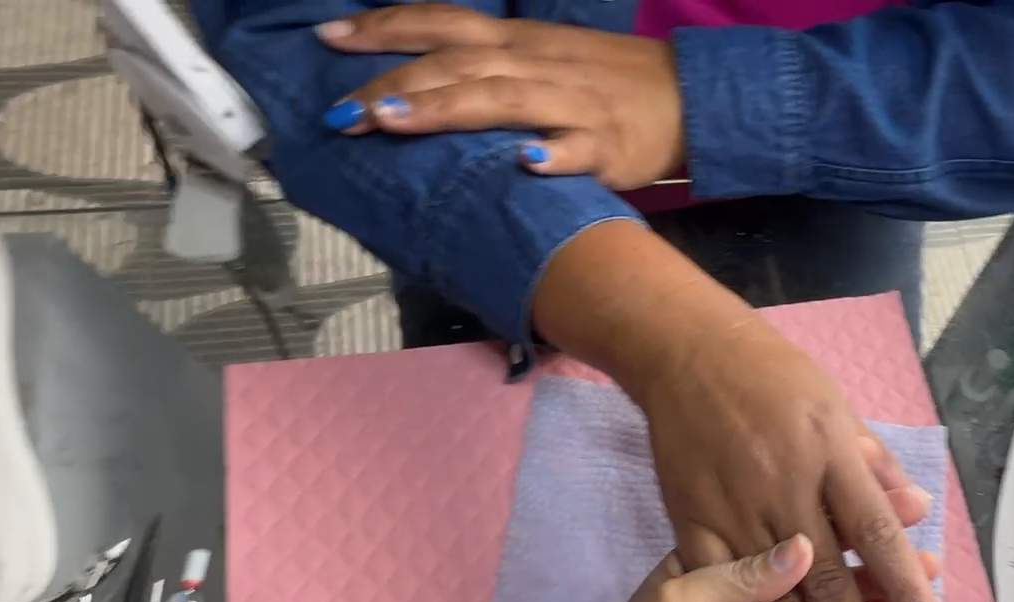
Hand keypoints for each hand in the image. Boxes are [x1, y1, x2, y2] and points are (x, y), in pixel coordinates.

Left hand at [317, 7, 683, 189]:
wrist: (684, 96)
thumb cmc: (609, 81)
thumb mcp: (547, 57)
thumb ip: (495, 67)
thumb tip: (433, 77)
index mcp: (520, 43)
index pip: (444, 26)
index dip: (386, 28)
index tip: (329, 39)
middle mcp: (538, 65)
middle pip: (458, 66)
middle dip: (395, 83)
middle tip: (342, 112)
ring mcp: (573, 105)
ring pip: (503, 100)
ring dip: (447, 108)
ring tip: (396, 123)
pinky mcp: (609, 146)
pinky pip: (580, 149)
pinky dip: (555, 154)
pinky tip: (527, 164)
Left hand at [603, 536, 943, 601]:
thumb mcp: (680, 601)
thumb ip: (742, 578)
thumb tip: (804, 551)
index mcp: (729, 546)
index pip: (798, 518)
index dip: (843, 510)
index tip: (891, 497)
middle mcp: (758, 574)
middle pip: (828, 554)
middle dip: (874, 545)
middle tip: (921, 526)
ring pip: (839, 593)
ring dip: (882, 585)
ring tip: (929, 572)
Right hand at [635, 320, 948, 601]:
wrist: (687, 353)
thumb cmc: (772, 376)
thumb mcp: (835, 407)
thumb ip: (874, 464)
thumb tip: (918, 510)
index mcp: (830, 457)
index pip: (879, 538)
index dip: (909, 592)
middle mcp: (786, 489)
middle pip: (830, 583)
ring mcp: (734, 508)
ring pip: (775, 597)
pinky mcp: (689, 520)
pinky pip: (714, 586)